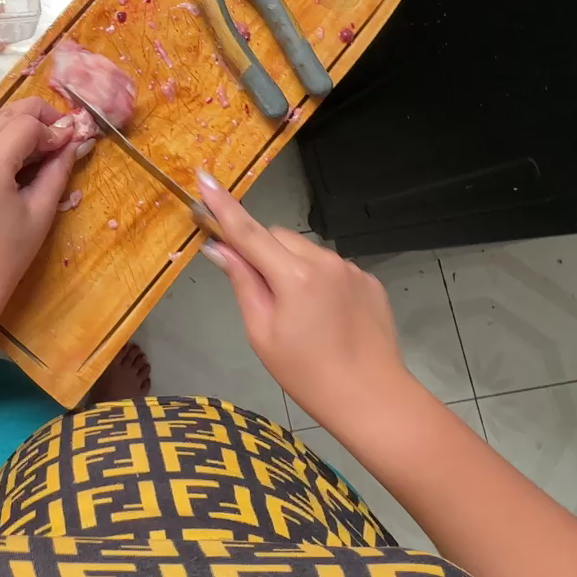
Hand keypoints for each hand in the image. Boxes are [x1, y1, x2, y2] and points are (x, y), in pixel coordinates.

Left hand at [0, 97, 77, 317]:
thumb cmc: (6, 255)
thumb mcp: (41, 211)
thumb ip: (58, 169)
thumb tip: (75, 140)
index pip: (26, 124)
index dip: (53, 129)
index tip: (69, 142)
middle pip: (5, 112)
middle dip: (35, 119)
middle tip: (57, 139)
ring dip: (7, 118)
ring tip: (27, 143)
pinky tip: (4, 151)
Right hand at [196, 171, 419, 424]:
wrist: (373, 399)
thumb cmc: (306, 374)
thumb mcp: (261, 332)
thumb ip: (242, 282)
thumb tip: (219, 248)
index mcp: (293, 275)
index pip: (248, 231)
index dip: (222, 205)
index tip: (204, 177)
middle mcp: (324, 260)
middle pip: (277, 236)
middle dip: (260, 250)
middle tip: (259, 289)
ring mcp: (350, 268)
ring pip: (303, 249)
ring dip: (289, 264)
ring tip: (297, 310)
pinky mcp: (368, 280)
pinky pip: (329, 266)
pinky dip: (316, 277)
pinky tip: (323, 313)